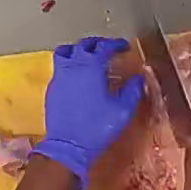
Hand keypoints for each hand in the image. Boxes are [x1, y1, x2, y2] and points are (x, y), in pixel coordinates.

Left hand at [32, 37, 144, 189]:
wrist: (68, 146)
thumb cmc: (97, 127)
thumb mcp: (122, 110)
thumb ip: (132, 91)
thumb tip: (138, 79)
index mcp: (91, 67)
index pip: (103, 47)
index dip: (115, 44)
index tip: (123, 46)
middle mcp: (73, 67)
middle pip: (83, 45)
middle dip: (96, 43)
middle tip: (106, 48)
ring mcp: (59, 77)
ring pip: (65, 52)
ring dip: (77, 50)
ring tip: (87, 55)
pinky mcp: (52, 89)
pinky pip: (59, 67)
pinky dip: (69, 64)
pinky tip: (77, 75)